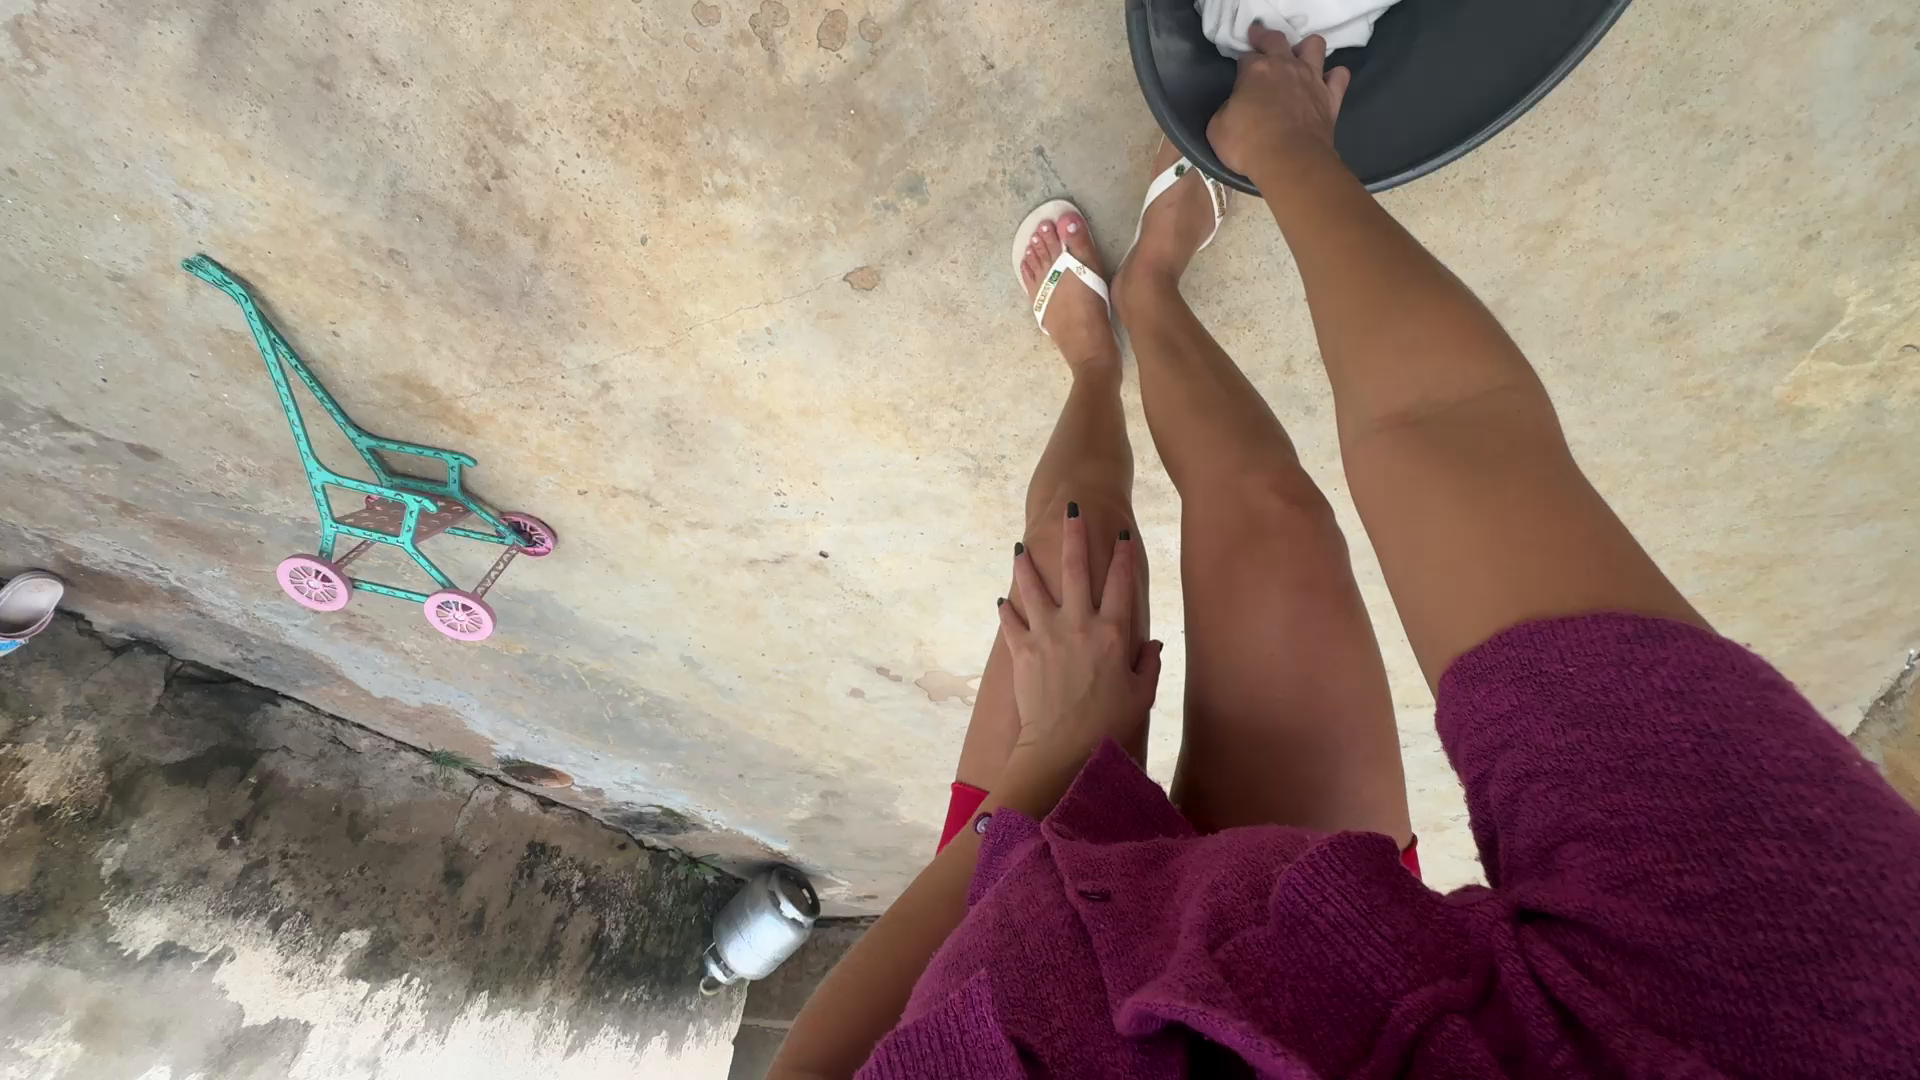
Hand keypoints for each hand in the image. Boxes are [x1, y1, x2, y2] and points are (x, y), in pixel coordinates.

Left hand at [997, 509, 1163, 770]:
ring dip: (1026, 565)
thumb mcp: (1140, 694)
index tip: (1122, 536)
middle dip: (1074, 535)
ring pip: (1034, 587)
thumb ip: (1147, 663)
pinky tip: (1002, 600)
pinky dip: (1006, 609)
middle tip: (1070, 510)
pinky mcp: (1021, 650)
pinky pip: (1011, 621)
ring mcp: (1046, 634)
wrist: (1063, 748)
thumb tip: (1154, 642)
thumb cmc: (1108, 724)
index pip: (1120, 583)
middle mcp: (1078, 623)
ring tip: (1019, 547)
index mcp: (1111, 632)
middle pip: (1075, 568)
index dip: (1123, 557)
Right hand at [1207, 28, 1350, 182]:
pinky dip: (1333, 76)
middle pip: (1277, 40)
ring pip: (1314, 46)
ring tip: (1299, 58)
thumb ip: (1225, 111)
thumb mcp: (1217, 129)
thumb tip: (1233, 108)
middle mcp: (1286, 66)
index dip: (1241, 63)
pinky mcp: (1330, 97)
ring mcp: (1312, 79)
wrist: (1287, 159)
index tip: (1238, 72)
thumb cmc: (1247, 144)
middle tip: (1258, 39)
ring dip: (1306, 49)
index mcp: (1256, 71)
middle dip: (1265, 38)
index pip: (1246, 57)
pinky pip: (1339, 76)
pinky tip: (1326, 82)